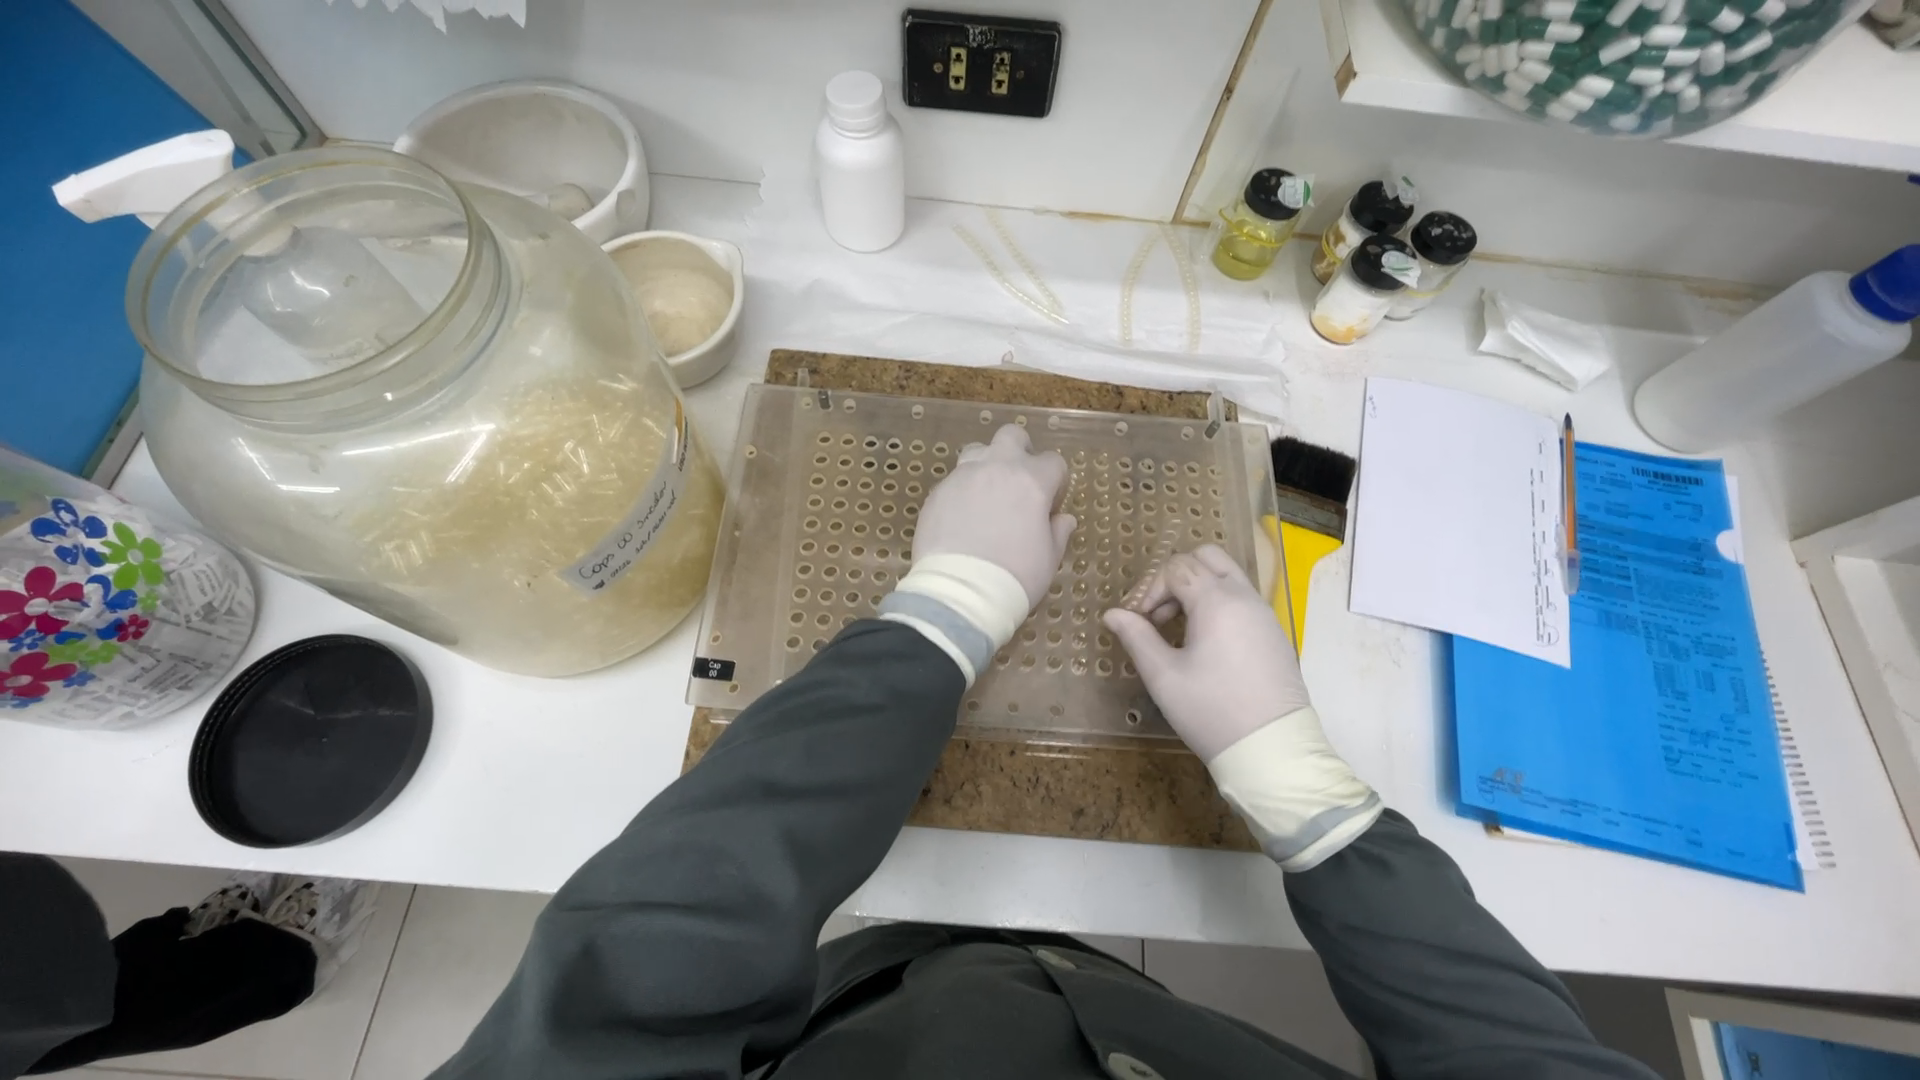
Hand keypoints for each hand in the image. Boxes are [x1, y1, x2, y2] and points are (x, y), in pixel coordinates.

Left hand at [878, 424, 1072, 685]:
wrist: (961, 593)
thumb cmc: (1016, 577)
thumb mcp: (1049, 559)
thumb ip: (1058, 532)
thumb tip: (1063, 519)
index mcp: (1032, 481)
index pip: (1054, 462)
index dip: (1056, 484)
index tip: (1050, 508)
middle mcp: (997, 468)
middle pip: (1012, 435)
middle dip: (1021, 452)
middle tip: (1020, 484)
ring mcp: (962, 477)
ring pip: (978, 450)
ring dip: (987, 465)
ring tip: (988, 495)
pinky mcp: (937, 493)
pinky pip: (954, 480)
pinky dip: (963, 491)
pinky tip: (963, 517)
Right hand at [1101, 544, 1378, 871]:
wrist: (1271, 750)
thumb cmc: (1211, 711)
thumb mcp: (1164, 676)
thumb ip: (1137, 637)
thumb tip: (1113, 614)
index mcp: (1217, 602)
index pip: (1177, 568)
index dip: (1150, 589)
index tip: (1138, 622)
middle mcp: (1245, 597)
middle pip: (1207, 557)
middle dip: (1176, 576)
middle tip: (1159, 613)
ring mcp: (1265, 613)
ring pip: (1228, 575)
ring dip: (1198, 588)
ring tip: (1179, 629)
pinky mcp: (1274, 633)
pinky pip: (1242, 598)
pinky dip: (1219, 603)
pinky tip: (1206, 642)